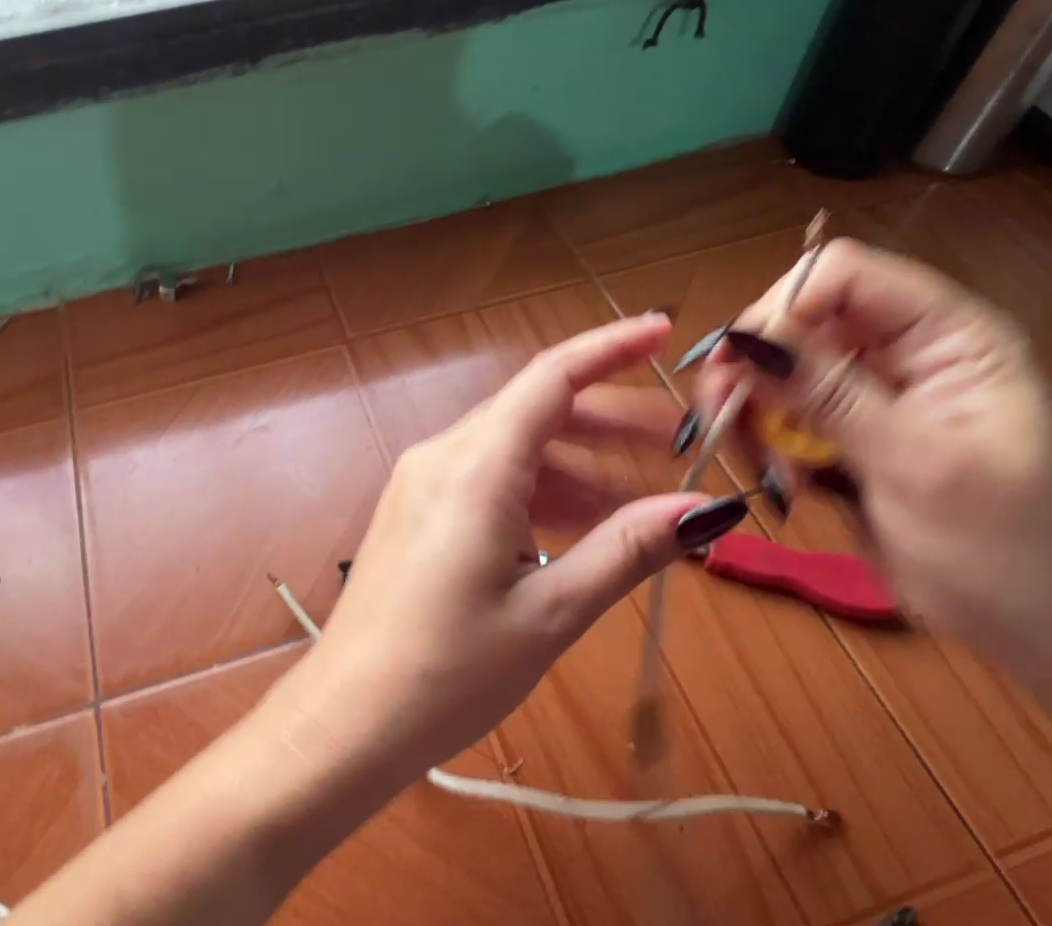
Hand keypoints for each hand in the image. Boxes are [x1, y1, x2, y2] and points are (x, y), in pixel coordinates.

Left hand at [273, 315, 724, 782]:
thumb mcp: (549, 614)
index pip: (551, 378)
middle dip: (609, 423)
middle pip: (537, 413)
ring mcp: (421, 485)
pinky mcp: (414, 515)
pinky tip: (580, 530)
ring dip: (579, 467)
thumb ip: (626, 550)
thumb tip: (704, 509)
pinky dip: (540, 494)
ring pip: (514, 451)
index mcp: (474, 468)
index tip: (661, 330)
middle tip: (679, 446)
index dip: (609, 348)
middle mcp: (442, 458)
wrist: (347, 721)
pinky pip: (488, 482)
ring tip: (642, 502)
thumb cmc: (448, 672)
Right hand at [696, 239, 1051, 653]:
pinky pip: (781, 413)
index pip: (842, 274)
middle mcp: (905, 348)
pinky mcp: (847, 431)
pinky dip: (765, 442)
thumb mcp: (917, 463)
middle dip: (754, 366)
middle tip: (724, 423)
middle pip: (796, 317)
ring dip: (754, 411)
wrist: (1040, 627)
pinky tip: (784, 483)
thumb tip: (745, 338)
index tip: (743, 370)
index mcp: (947, 333)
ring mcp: (872, 391)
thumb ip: (832, 394)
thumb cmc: (1004, 548)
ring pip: (777, 367)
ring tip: (763, 467)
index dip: (783, 309)